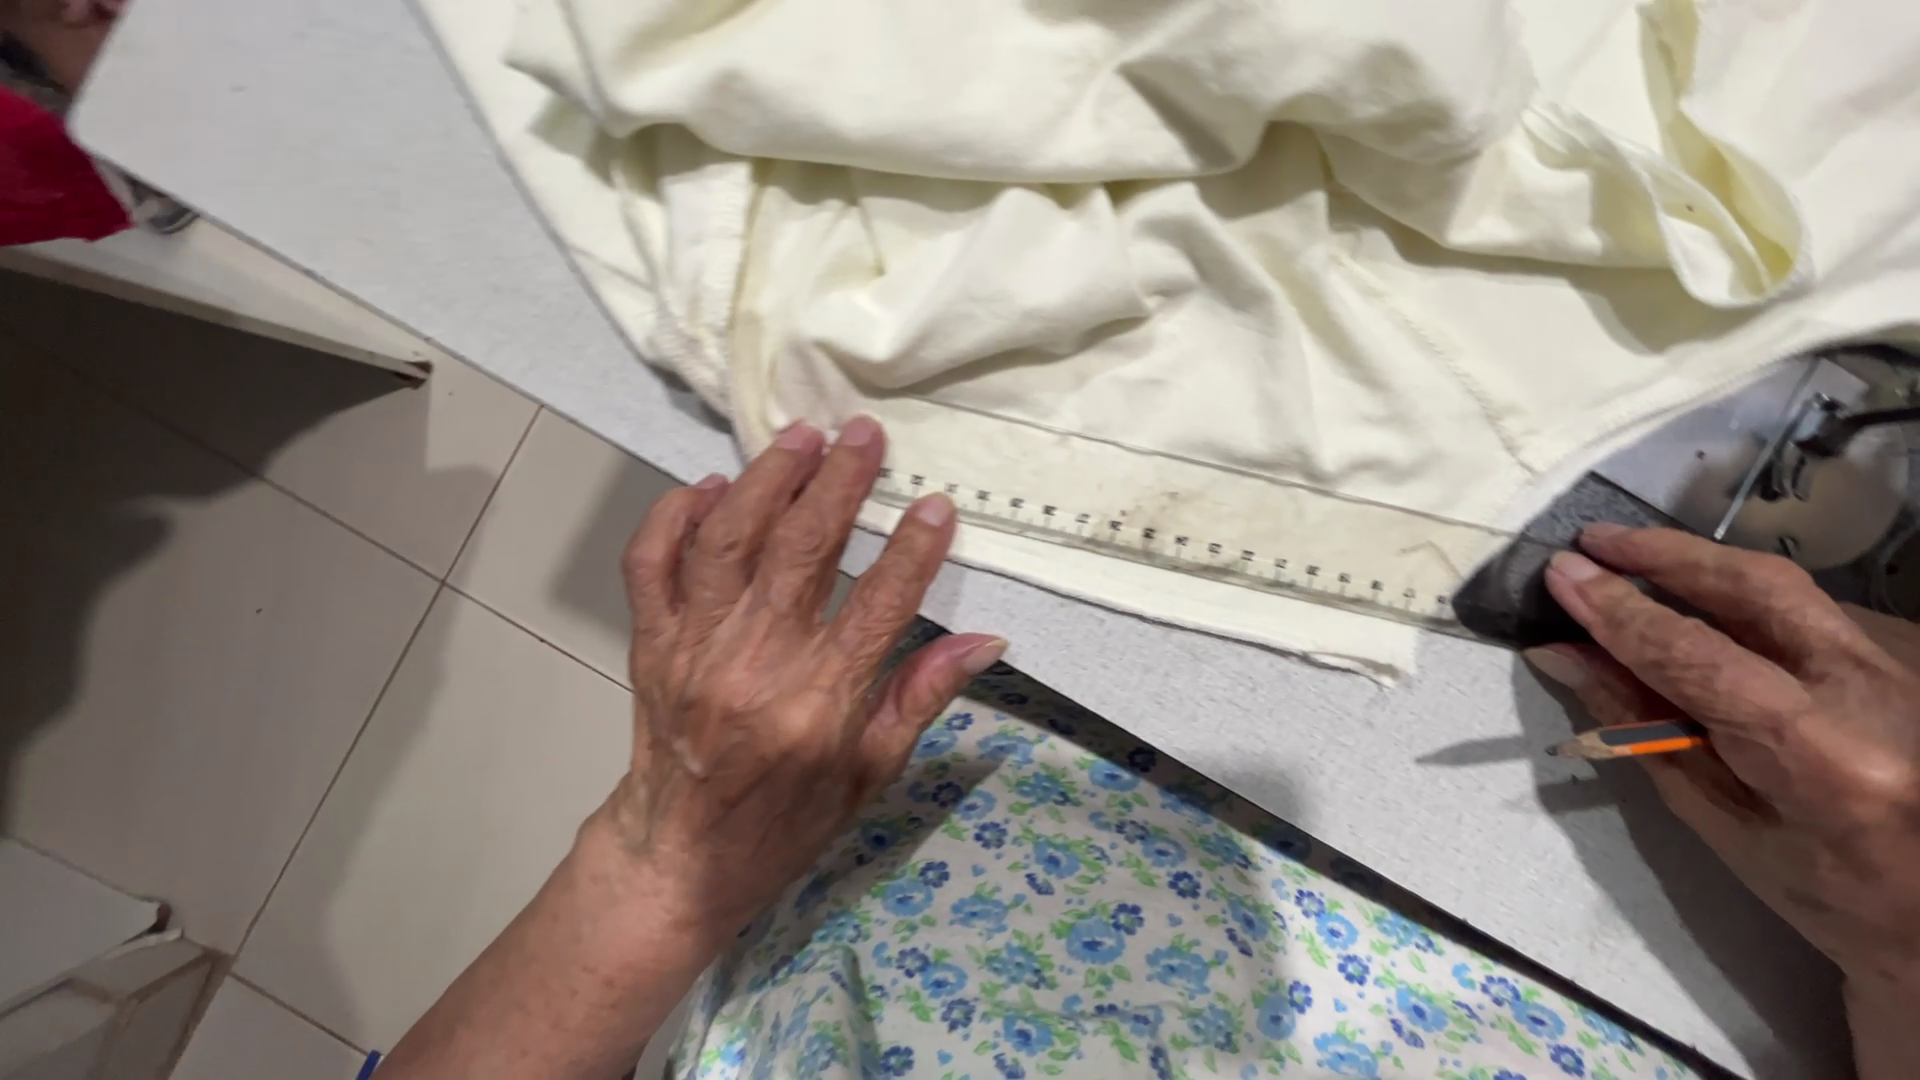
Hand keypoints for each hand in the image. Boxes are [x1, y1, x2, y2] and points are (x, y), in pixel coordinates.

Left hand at [605, 416, 1004, 948]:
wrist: (677, 860)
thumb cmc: (787, 822)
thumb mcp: (870, 774)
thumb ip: (923, 696)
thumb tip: (986, 640)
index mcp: (819, 704)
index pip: (880, 605)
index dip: (914, 549)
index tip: (935, 504)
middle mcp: (754, 665)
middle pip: (801, 551)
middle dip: (838, 483)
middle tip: (863, 434)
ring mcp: (693, 648)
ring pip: (727, 542)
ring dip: (765, 480)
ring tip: (800, 437)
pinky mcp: (651, 643)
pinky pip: (650, 564)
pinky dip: (673, 516)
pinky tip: (710, 486)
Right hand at [1526, 527, 1919, 1017]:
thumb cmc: (1820, 886)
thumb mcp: (1711, 814)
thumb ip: (1636, 723)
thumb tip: (1561, 652)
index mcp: (1829, 761)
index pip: (1704, 660)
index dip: (1624, 613)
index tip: (1562, 575)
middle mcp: (1878, 699)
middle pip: (1763, 591)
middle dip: (1667, 555)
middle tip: (1591, 540)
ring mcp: (1901, 673)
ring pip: (1785, 589)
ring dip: (1693, 563)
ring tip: (1623, 552)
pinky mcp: (1899, 662)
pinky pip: (1798, 608)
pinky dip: (1725, 589)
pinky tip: (1681, 589)